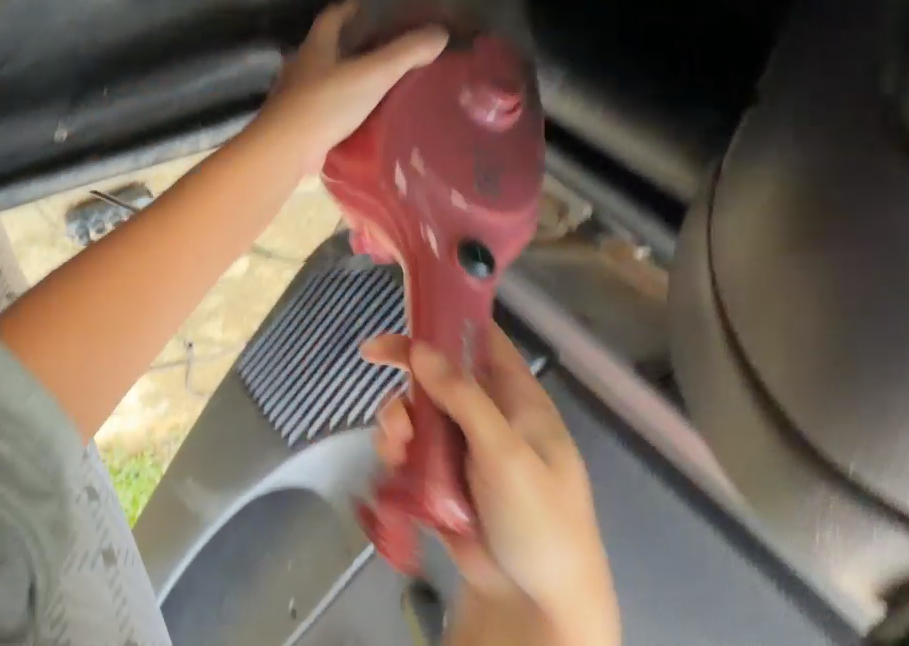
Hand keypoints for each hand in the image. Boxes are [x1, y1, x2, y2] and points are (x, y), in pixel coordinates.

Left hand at [256, 1, 447, 172]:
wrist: (285, 148)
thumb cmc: (326, 103)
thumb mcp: (373, 73)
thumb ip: (406, 52)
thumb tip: (438, 32)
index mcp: (314, 47)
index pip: (331, 17)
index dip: (349, 8)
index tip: (367, 6)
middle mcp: (300, 66)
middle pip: (327, 46)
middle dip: (353, 42)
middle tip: (385, 44)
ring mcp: (295, 94)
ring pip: (326, 76)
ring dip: (349, 74)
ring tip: (380, 78)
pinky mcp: (299, 120)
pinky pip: (325, 104)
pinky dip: (344, 102)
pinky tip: (363, 111)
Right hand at [363, 327, 619, 645]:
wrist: (531, 599)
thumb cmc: (538, 521)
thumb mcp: (507, 455)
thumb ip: (465, 399)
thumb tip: (421, 347)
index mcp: (520, 405)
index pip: (485, 344)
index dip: (450, 321)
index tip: (409, 309)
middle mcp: (489, 419)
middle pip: (437, 374)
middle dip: (407, 374)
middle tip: (370, 355)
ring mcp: (463, 449)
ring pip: (415, 410)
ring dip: (397, 420)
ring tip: (397, 445)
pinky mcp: (439, 476)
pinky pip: (407, 447)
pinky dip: (395, 450)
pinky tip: (395, 465)